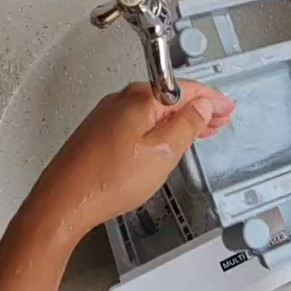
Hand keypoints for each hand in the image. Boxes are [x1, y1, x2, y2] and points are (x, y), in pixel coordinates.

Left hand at [21, 80, 234, 240]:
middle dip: (197, 108)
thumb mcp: (162, 154)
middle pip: (168, 97)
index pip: (185, 88)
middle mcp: (121, 101)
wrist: (64, 202)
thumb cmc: (106, 181)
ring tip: (198, 130)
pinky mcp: (99, 133)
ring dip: (179, 118)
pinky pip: (137, 121)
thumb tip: (203, 106)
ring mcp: (107, 116)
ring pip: (153, 110)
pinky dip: (158, 127)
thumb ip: (187, 125)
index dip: (212, 98)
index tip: (226, 106)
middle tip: (219, 118)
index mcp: (139, 99)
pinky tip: (164, 141)